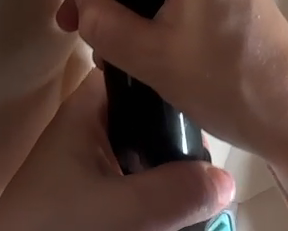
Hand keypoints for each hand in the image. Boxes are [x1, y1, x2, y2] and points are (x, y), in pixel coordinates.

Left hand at [0, 70, 233, 230]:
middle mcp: (90, 124)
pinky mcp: (95, 186)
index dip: (166, 79)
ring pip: (144, 147)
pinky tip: (182, 206)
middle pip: (145, 114)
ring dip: (170, 165)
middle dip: (177, 135)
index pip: (132, 71)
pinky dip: (158, 186)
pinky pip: (136, 174)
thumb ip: (174, 193)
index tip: (205, 100)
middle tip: (212, 160)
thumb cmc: (60, 221)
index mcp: (88, 107)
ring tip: (206, 186)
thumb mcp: (122, 208)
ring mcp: (92, 156)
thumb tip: (228, 179)